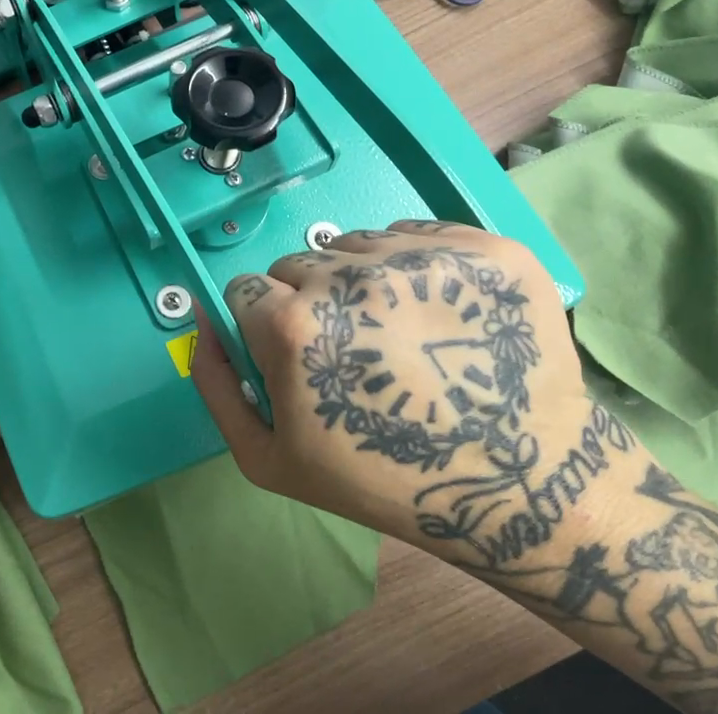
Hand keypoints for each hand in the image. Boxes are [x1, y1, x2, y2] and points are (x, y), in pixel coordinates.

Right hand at [193, 220, 632, 560]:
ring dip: (358, 281)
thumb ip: (214, 382)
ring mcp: (419, 255)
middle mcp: (348, 274)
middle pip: (297, 265)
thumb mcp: (267, 458)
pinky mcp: (480, 248)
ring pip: (353, 246)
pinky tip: (436, 315)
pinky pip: (414, 234)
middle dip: (307, 302)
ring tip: (397, 335)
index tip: (299, 362)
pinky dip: (414, 265)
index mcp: (291, 323)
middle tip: (351, 355)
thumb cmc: (382, 478)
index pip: (246, 292)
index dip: (263, 329)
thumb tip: (198, 318)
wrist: (519, 484)